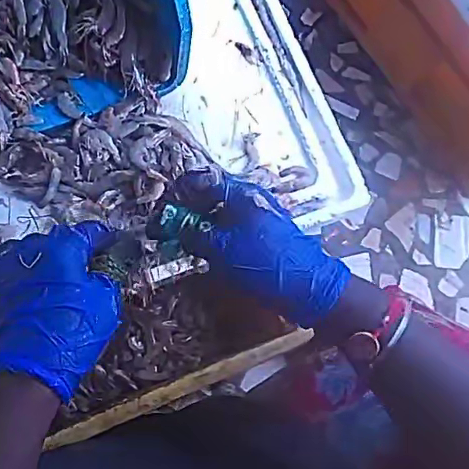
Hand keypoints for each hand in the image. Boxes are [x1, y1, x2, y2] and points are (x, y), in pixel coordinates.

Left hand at [0, 222, 120, 402]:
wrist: (30, 368)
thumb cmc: (68, 340)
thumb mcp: (106, 304)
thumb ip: (105, 278)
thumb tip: (102, 273)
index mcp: (63, 248)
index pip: (88, 232)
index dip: (102, 237)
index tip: (107, 241)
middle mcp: (32, 250)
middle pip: (57, 242)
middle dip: (70, 254)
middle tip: (82, 271)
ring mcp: (8, 265)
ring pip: (30, 254)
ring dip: (43, 264)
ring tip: (54, 286)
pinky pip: (6, 268)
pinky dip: (18, 274)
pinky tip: (28, 288)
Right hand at [172, 170, 350, 327]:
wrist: (308, 288)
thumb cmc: (264, 263)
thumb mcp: (222, 249)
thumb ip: (194, 234)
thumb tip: (170, 226)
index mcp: (240, 194)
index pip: (199, 180)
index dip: (176, 193)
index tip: (160, 213)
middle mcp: (249, 199)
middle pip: (207, 196)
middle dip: (183, 211)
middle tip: (164, 231)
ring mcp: (256, 216)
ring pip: (217, 213)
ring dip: (196, 226)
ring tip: (179, 244)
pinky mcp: (260, 234)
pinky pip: (229, 229)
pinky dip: (212, 236)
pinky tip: (201, 252)